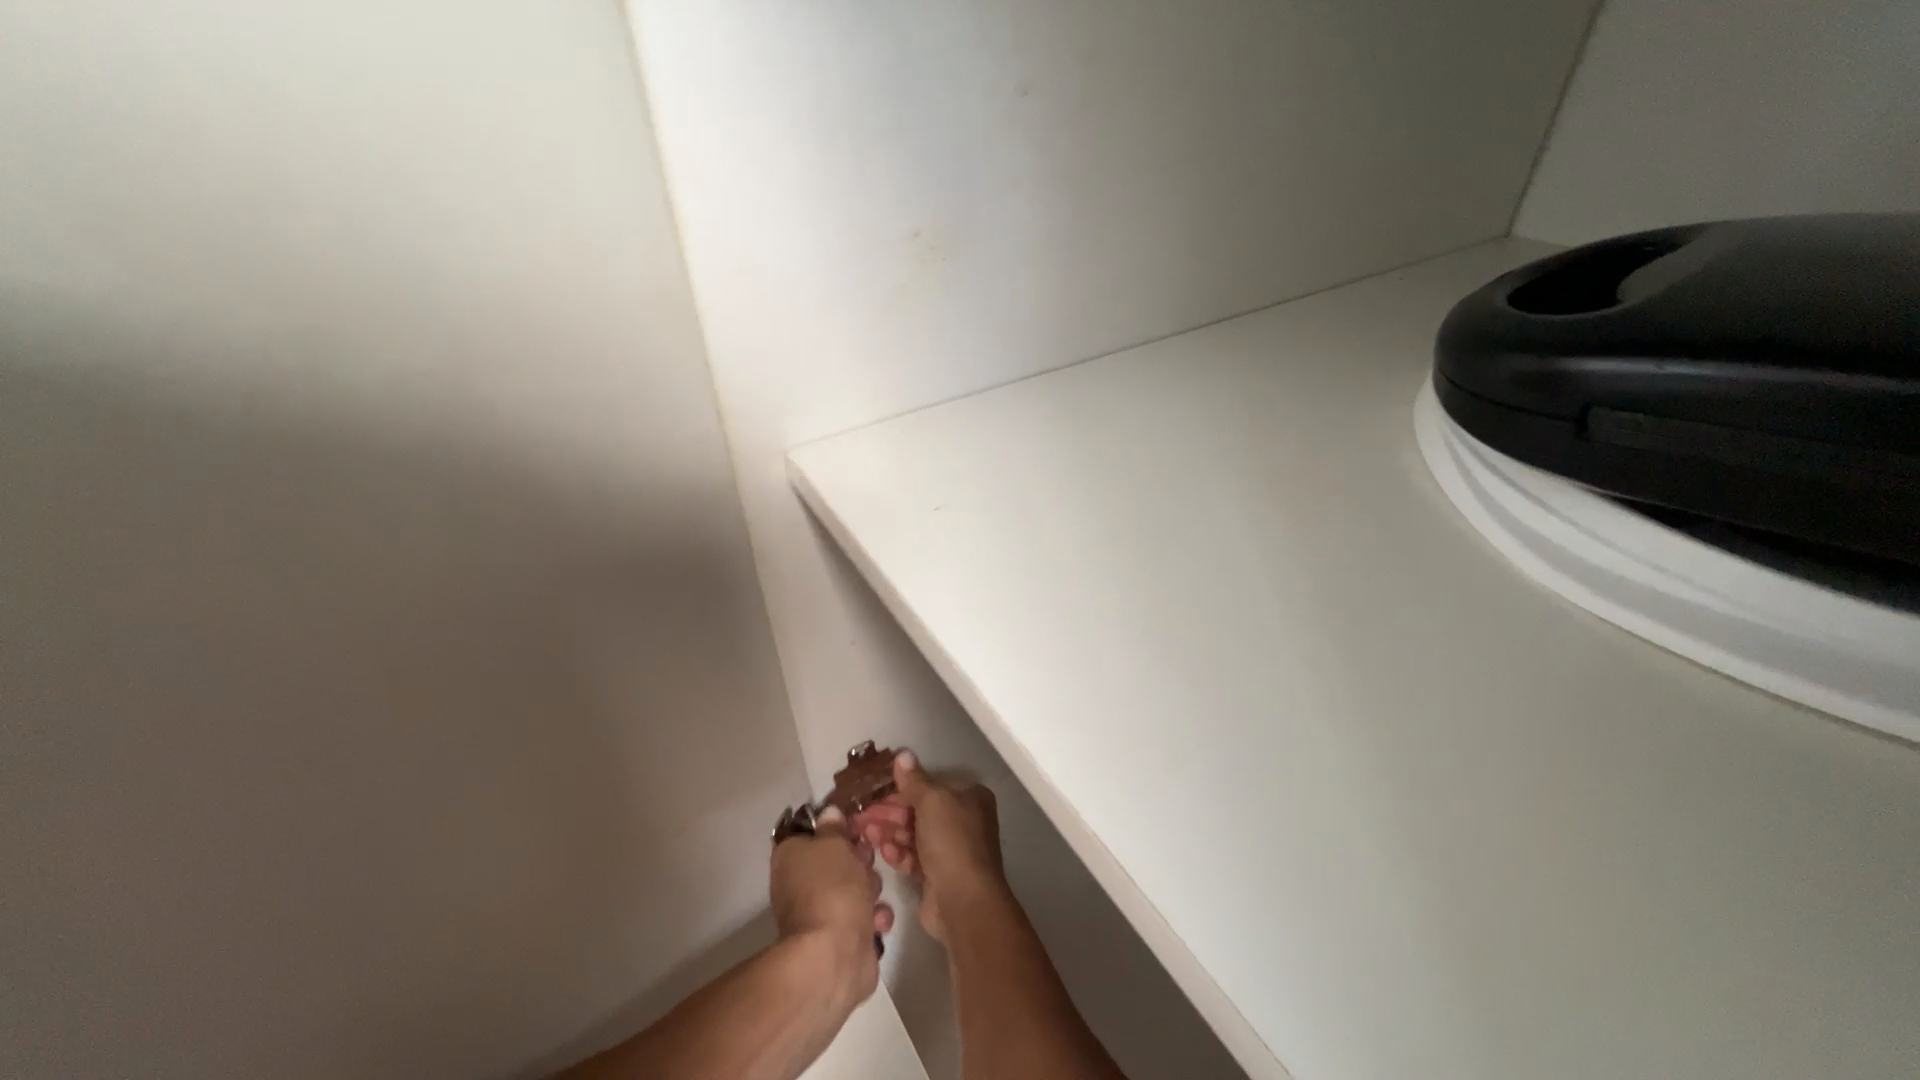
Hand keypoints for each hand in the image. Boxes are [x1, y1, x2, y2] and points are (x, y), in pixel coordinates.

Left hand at [770, 807, 894, 998]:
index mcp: (790, 856)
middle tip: (866, 861)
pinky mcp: (841, 937)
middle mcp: (801, 883)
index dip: (836, 827)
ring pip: (855, 887)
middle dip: (859, 861)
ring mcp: (821, 912)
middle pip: (838, 860)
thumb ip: (834, 827)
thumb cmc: (831, 888)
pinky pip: (864, 916)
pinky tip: (877, 922)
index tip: (856, 827)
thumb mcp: (834, 845)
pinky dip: (873, 917)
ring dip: (869, 889)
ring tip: (871, 897)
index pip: (812, 831)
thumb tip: (829, 812)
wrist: (835, 953)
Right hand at [855, 751, 1007, 942]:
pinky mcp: (936, 874)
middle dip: (890, 813)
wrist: (963, 902)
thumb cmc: (951, 842)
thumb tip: (903, 755)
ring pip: (912, 835)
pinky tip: (884, 852)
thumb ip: (914, 779)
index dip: (901, 789)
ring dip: (889, 832)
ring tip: (866, 833)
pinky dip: (898, 853)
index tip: (874, 792)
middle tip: (861, 815)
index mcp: (969, 798)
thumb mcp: (933, 801)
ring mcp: (950, 849)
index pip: (929, 787)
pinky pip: (913, 858)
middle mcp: (962, 821)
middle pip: (918, 810)